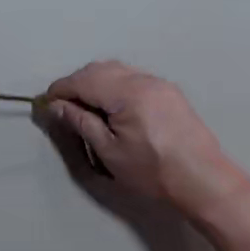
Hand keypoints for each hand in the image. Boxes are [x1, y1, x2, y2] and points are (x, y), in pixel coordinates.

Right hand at [43, 61, 249, 217]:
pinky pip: (132, 78)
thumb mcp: (109, 151)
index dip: (60, 89)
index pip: (83, 80)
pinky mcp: (168, 92)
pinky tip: (111, 107)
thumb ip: (81, 122)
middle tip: (62, 107)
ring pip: (116, 70)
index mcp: (127, 92)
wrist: (204, 181)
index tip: (44, 103)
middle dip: (76, 83)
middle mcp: (143, 79)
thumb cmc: (153, 171)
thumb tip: (56, 106)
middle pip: (99, 69)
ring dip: (95, 82)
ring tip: (85, 108)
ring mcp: (159, 83)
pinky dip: (113, 85)